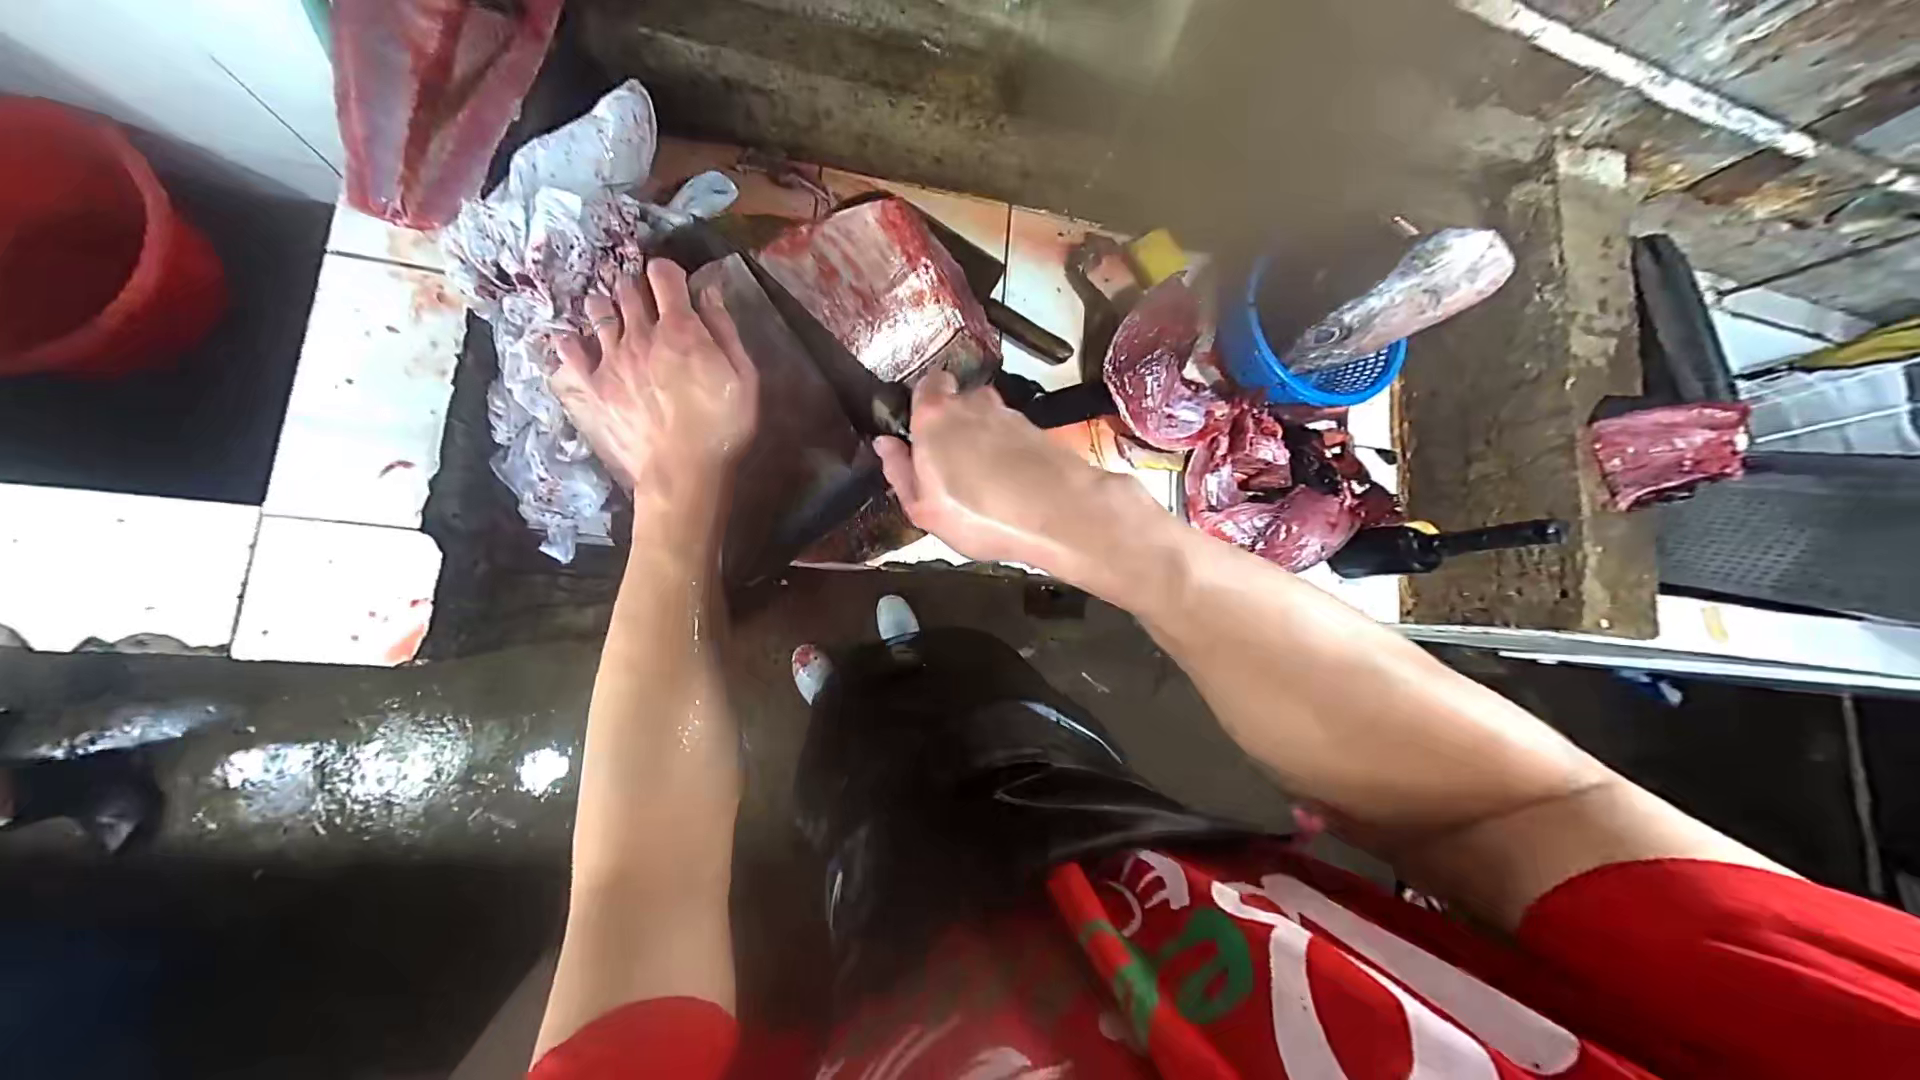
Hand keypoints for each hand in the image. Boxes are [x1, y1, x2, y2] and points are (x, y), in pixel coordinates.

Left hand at [552, 259, 758, 524]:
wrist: (683, 472)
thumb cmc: (723, 427)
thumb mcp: (744, 378)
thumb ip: (725, 331)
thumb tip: (710, 293)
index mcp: (680, 329)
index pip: (663, 275)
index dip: (668, 272)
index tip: (675, 283)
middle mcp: (639, 334)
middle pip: (627, 289)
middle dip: (637, 288)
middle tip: (647, 302)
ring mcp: (610, 359)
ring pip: (596, 311)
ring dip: (607, 308)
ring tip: (615, 318)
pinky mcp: (590, 385)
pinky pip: (566, 350)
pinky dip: (570, 341)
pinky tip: (576, 342)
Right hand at [874, 371, 1169, 584]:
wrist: (1059, 513)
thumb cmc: (982, 513)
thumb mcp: (923, 507)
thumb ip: (898, 472)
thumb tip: (886, 445)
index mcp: (935, 415)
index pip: (925, 386)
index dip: (922, 408)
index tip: (921, 437)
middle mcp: (973, 403)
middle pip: (957, 403)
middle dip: (952, 427)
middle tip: (951, 468)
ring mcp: (1009, 415)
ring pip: (986, 420)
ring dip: (982, 441)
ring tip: (983, 482)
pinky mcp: (1037, 430)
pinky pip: (1012, 437)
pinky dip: (1008, 454)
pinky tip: (1010, 486)